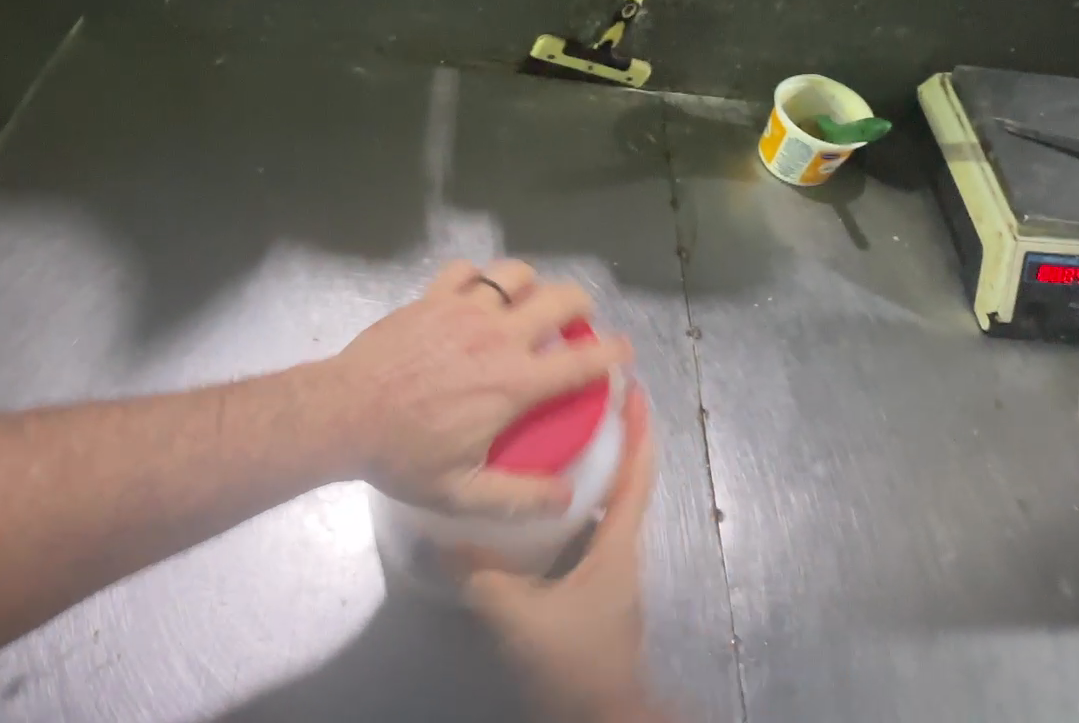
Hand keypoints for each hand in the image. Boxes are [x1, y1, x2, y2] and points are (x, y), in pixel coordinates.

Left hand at [318, 259, 631, 516]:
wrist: (343, 414)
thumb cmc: (404, 454)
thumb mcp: (462, 494)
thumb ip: (519, 497)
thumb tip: (567, 496)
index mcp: (514, 382)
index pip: (581, 362)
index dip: (613, 352)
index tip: (623, 350)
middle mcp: (498, 336)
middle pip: (560, 298)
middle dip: (581, 306)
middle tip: (575, 324)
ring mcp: (464, 309)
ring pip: (515, 273)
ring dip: (531, 284)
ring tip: (526, 303)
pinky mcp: (433, 297)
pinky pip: (467, 271)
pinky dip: (479, 279)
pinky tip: (475, 297)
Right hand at [457, 394, 669, 722]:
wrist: (601, 716)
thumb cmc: (575, 663)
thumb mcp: (521, 616)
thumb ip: (481, 578)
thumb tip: (439, 543)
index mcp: (617, 545)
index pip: (637, 475)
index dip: (639, 430)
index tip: (635, 389)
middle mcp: (620, 549)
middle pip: (626, 481)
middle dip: (614, 438)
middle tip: (586, 402)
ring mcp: (610, 569)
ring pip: (605, 506)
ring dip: (592, 470)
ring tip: (559, 439)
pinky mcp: (595, 586)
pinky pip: (587, 530)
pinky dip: (573, 505)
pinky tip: (538, 502)